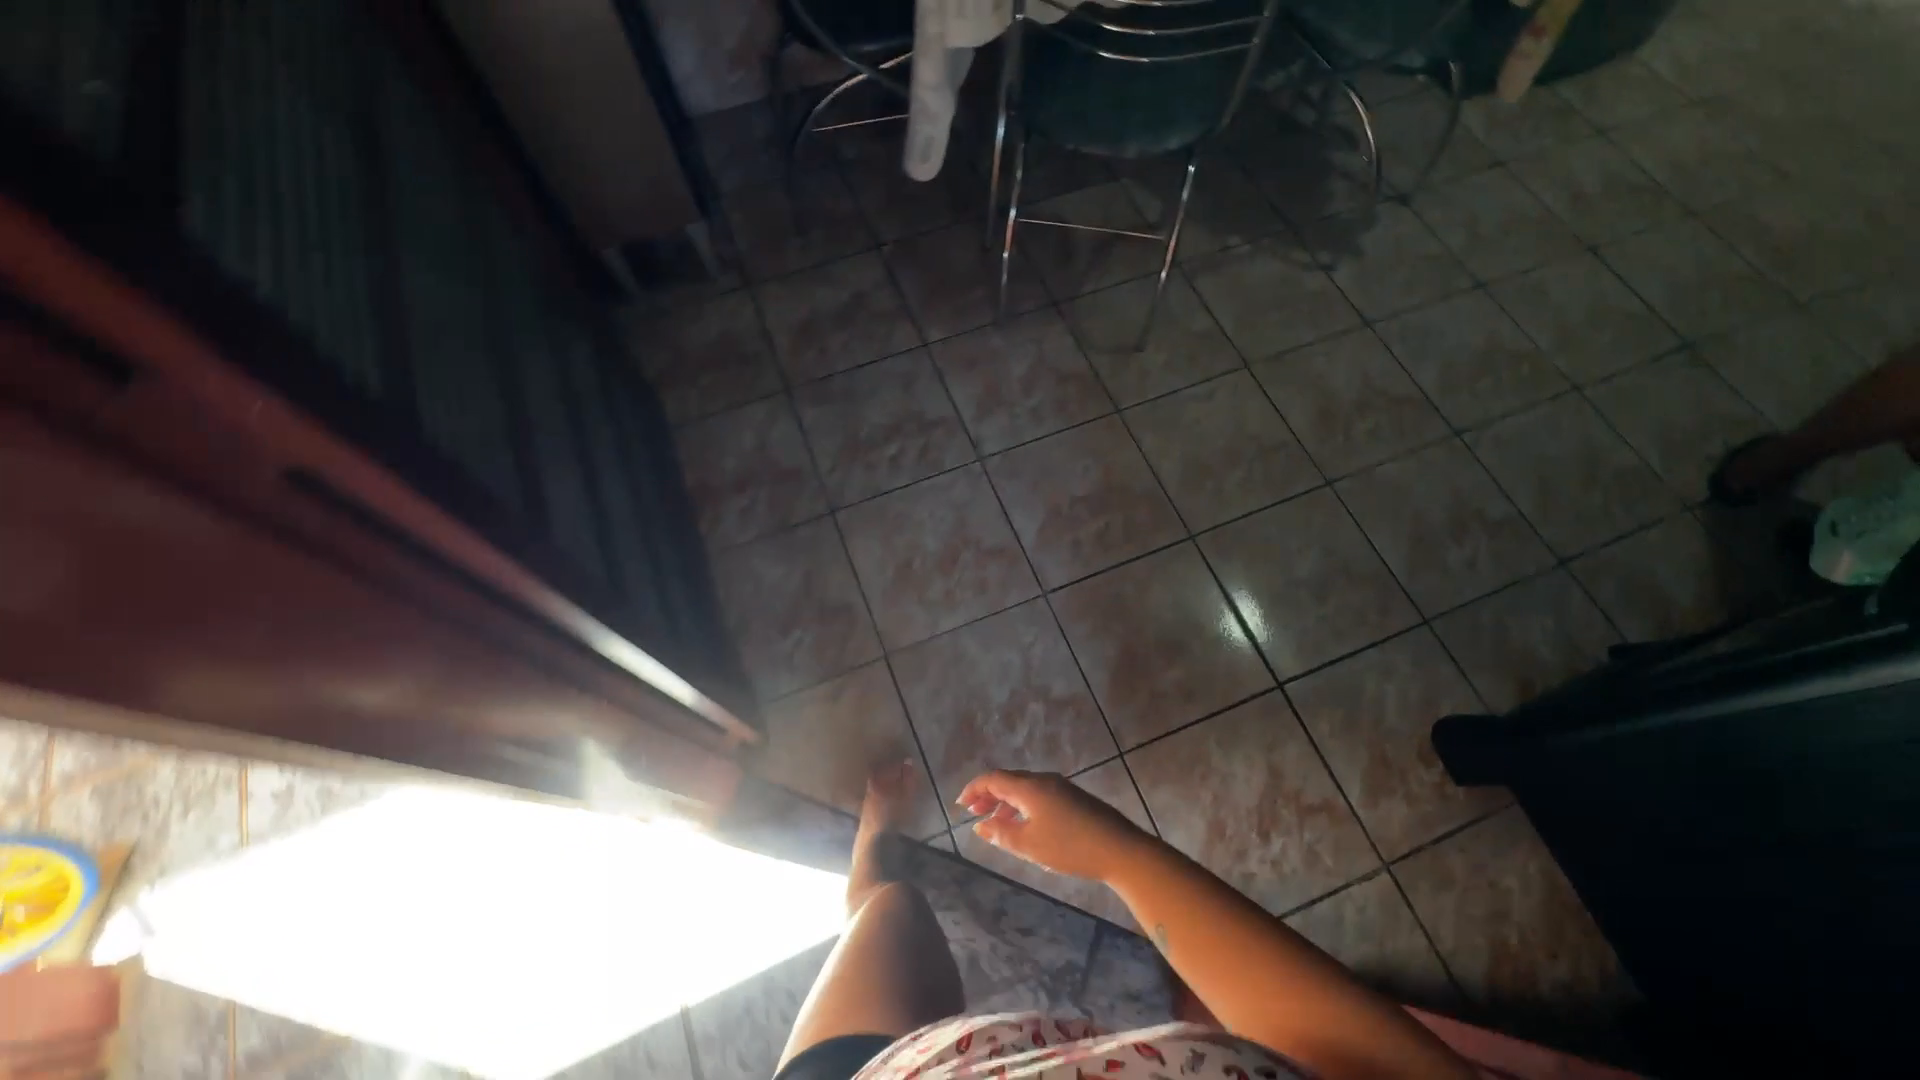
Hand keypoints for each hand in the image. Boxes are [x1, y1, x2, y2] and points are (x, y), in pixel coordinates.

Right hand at [955, 769, 1152, 883]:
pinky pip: (1039, 795)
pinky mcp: (1074, 799)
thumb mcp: (1029, 845)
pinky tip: (1024, 825)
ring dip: (1006, 802)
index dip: (974, 789)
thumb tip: (982, 826)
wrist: (1120, 849)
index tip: (961, 805)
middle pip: (1009, 780)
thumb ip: (1001, 834)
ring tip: (996, 822)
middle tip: (974, 813)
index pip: (993, 778)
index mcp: (1030, 787)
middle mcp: (1044, 780)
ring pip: (1025, 789)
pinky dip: (1023, 805)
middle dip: (989, 795)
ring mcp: (1062, 788)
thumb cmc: (1070, 847)